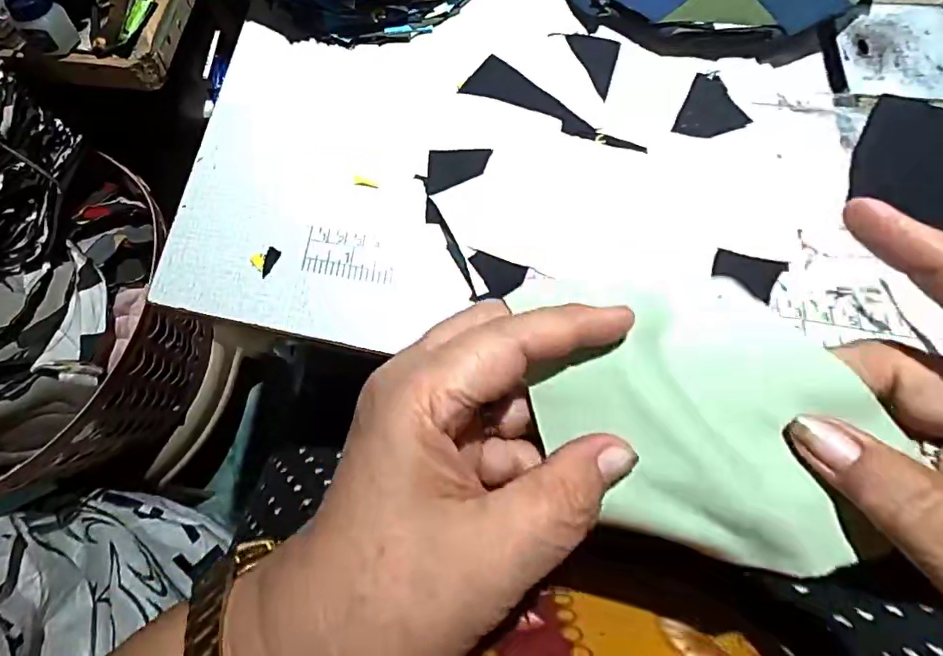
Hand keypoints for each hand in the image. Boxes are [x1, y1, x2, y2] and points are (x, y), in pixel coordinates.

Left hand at [230, 301, 638, 655]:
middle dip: (549, 349)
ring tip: (576, 435)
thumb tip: (622, 448)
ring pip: (489, 375)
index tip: (624, 319)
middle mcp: (412, 382)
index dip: (571, 324)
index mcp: (420, 391)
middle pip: (493, 336)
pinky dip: (515, 437)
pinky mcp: (420, 437)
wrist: (318, 638)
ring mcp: (413, 408)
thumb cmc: (395, 594)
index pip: (509, 337)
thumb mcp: (493, 554)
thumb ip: (565, 497)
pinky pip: (481, 414)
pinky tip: (535, 478)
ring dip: (533, 402)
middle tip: (604, 363)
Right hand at [788, 198, 942, 655]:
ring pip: (925, 429)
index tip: (862, 213)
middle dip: (863, 378)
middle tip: (783, 397)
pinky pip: (923, 481)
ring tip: (784, 441)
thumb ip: (931, 526)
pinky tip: (820, 484)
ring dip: (855, 431)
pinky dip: (869, 479)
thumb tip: (809, 431)